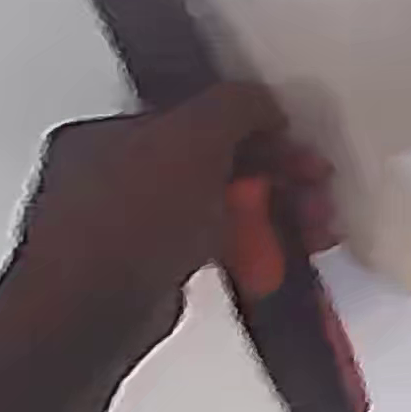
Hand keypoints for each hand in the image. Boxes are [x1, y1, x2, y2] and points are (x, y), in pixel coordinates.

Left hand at [7, 82, 337, 355]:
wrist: (95, 311)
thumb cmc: (133, 223)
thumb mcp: (192, 138)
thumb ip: (235, 105)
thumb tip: (264, 101)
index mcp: (112, 136)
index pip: (208, 119)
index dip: (265, 134)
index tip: (298, 154)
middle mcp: (119, 174)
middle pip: (231, 163)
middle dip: (285, 179)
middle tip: (315, 193)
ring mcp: (138, 220)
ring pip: (235, 203)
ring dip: (285, 212)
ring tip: (312, 230)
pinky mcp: (160, 259)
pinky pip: (227, 238)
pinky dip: (261, 242)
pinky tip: (284, 250)